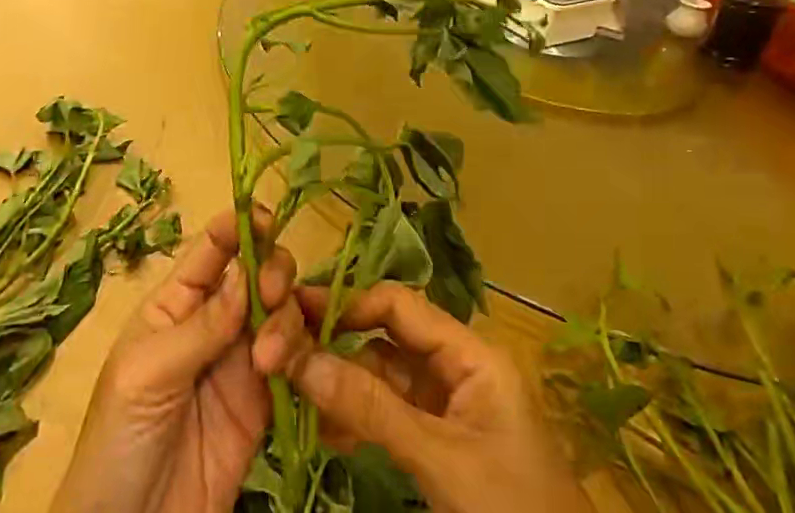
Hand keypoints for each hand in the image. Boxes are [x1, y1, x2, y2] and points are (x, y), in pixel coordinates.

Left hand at [51, 209, 298, 512]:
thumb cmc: (120, 435)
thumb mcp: (148, 371)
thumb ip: (200, 327)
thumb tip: (244, 274)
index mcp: (173, 305)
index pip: (210, 251)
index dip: (238, 227)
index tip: (266, 219)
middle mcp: (211, 324)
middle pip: (256, 277)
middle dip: (271, 273)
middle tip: (271, 297)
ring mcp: (240, 364)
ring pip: (280, 317)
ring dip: (285, 323)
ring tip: (269, 360)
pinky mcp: (264, 406)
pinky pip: (294, 366)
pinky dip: (303, 358)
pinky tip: (295, 371)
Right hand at [254, 282, 590, 512]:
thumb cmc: (514, 512)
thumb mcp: (441, 459)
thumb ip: (370, 407)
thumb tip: (298, 358)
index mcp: (470, 355)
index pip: (396, 305)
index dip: (345, 303)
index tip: (292, 312)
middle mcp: (455, 368)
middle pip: (381, 337)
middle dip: (334, 345)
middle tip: (280, 353)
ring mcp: (444, 405)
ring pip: (377, 375)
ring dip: (338, 385)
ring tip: (292, 396)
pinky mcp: (435, 439)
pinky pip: (383, 412)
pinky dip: (353, 418)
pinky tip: (321, 432)